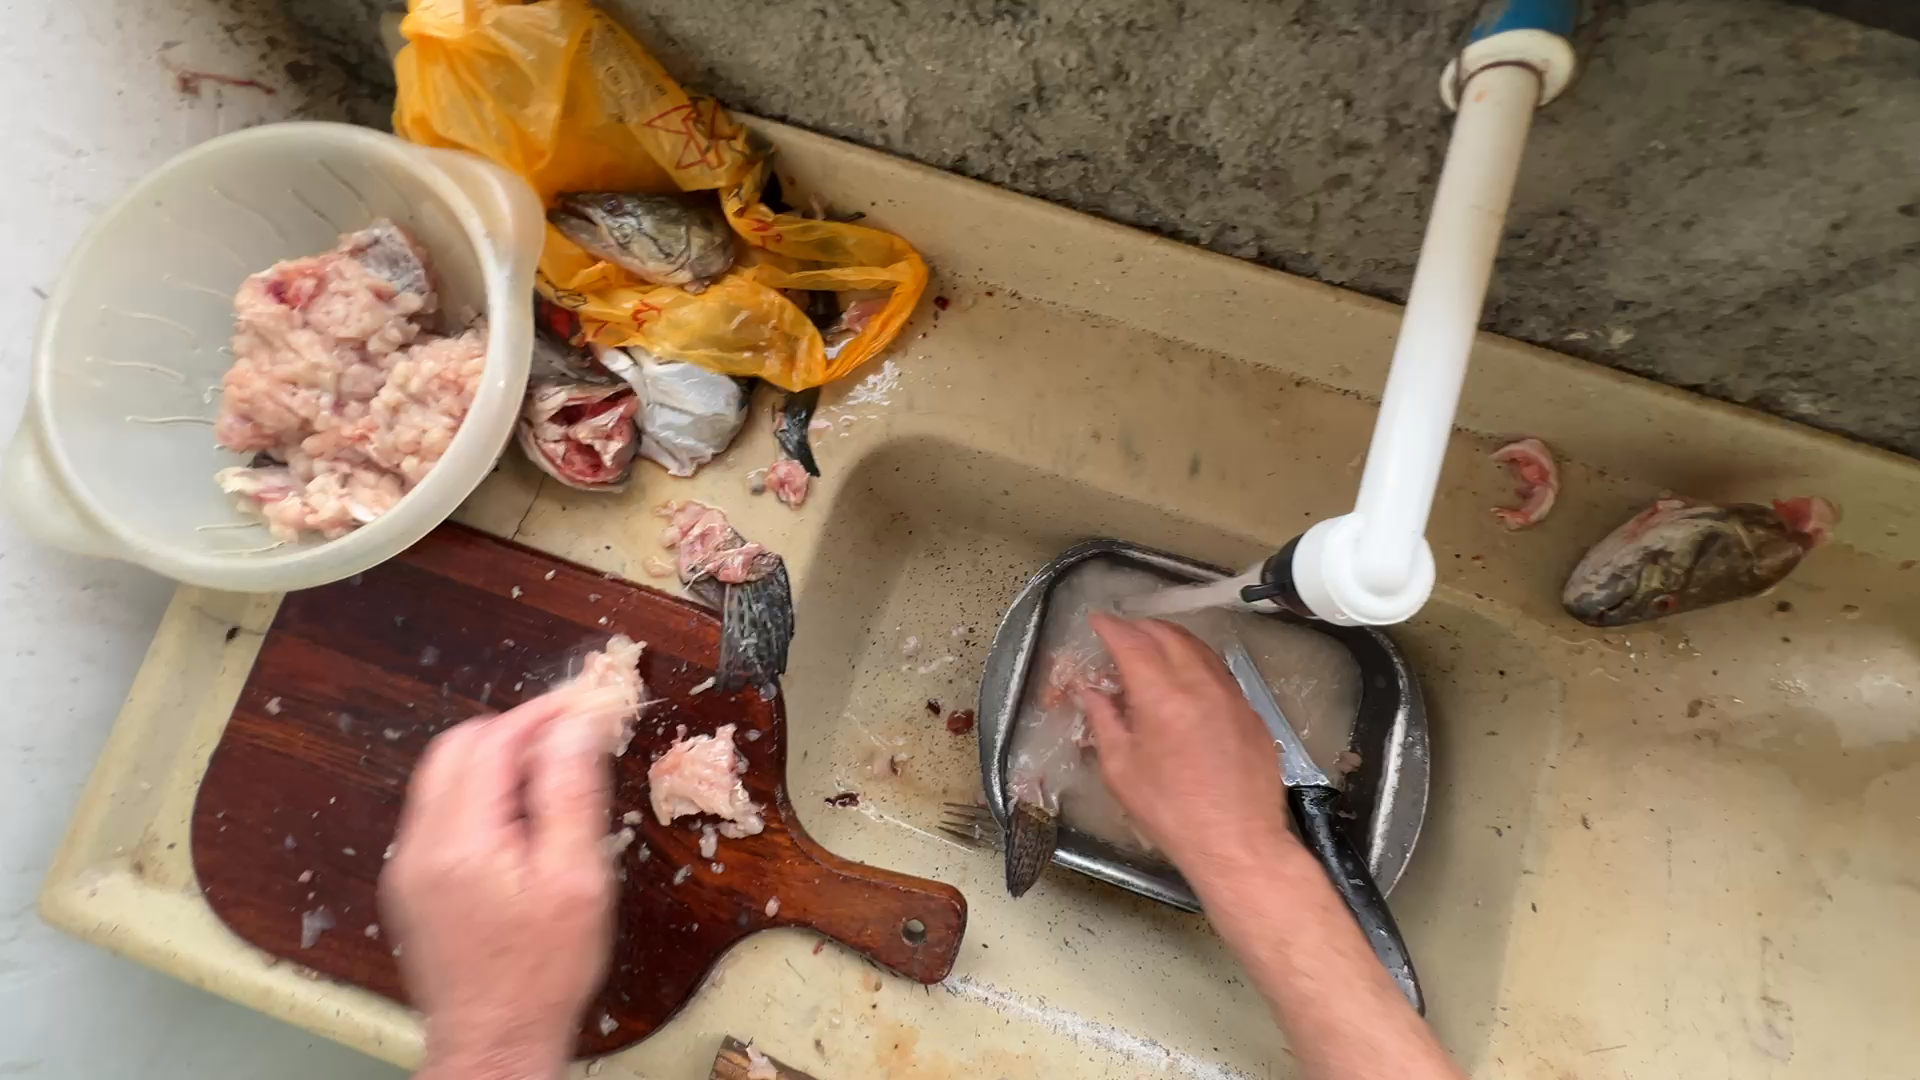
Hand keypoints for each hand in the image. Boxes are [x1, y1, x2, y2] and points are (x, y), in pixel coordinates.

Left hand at [380, 694, 615, 1079]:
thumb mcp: (578, 875)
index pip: (494, 740)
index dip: (544, 711)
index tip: (588, 702)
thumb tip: (579, 724)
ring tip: (559, 764)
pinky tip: (528, 806)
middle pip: (460, 746)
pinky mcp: (416, 880)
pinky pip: (446, 805)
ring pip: (448, 772)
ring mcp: (411, 864)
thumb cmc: (548, 965)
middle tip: (575, 731)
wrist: (497, 1042)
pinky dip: (487, 785)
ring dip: (503, 753)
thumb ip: (572, 792)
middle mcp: (420, 846)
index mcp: (462, 842)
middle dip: (520, 725)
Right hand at [1080, 614, 1297, 877]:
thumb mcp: (1121, 768)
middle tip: (1120, 633)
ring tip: (1151, 646)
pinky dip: (1195, 660)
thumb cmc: (1171, 811)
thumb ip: (1103, 720)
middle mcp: (1199, 685)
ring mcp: (1231, 696)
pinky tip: (1185, 677)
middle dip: (1139, 627)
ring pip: (1198, 647)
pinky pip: (1219, 670)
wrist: (1237, 843)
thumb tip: (1090, 693)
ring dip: (1170, 638)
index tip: (1097, 621)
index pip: (1131, 642)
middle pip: (1167, 635)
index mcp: (1161, 696)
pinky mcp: (1251, 712)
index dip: (1111, 627)